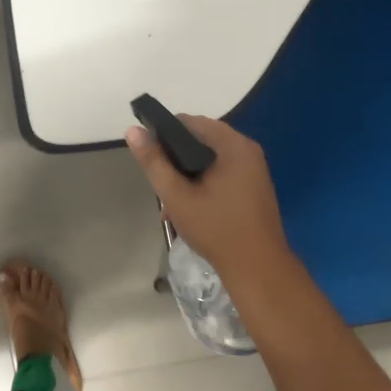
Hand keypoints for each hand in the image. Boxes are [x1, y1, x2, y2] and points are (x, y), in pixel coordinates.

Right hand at [125, 115, 294, 286]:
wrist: (258, 268)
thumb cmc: (216, 229)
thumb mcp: (177, 196)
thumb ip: (154, 162)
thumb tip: (133, 131)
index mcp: (233, 146)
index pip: (191, 122)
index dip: (165, 134)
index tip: (149, 156)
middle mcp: (248, 151)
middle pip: (202, 140)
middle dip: (176, 158)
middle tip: (160, 183)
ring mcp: (255, 170)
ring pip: (211, 160)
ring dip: (188, 174)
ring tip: (170, 199)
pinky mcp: (255, 187)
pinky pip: (223, 174)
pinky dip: (204, 183)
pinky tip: (190, 207)